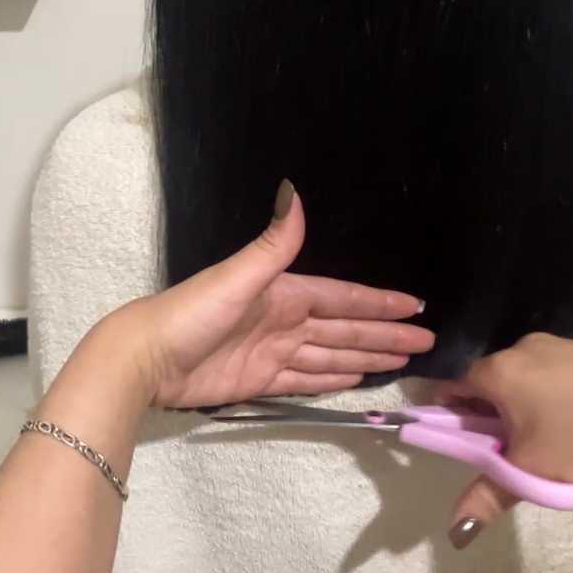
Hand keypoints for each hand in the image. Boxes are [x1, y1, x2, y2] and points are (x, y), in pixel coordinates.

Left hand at [100, 180, 434, 408]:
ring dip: (365, 354)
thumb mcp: (237, 276)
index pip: (342, 298)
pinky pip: (306, 378)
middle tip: (425, 341)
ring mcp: (273, 352)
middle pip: (344, 328)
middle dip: (384, 333)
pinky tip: (357, 376)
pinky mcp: (260, 380)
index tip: (415, 306)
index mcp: (283, 293)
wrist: (148, 358)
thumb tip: (293, 191)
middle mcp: (283, 320)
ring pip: (330, 353)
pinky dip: (332, 377)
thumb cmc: (192, 314)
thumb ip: (273, 244)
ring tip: (402, 358)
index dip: (378, 303)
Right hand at [436, 333, 572, 543]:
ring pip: (523, 376)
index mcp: (498, 371)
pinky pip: (555, 372)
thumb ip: (488, 496)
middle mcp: (521, 348)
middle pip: (489, 381)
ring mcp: (559, 344)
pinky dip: (554, 394)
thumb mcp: (532, 472)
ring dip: (523, 403)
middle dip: (491, 413)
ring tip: (551, 439)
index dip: (454, 416)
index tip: (469, 442)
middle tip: (512, 449)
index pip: (454, 386)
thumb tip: (454, 534)